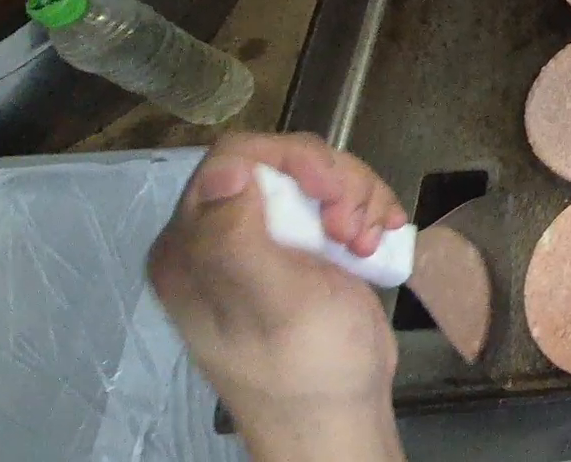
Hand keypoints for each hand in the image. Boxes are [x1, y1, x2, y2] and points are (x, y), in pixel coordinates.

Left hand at [148, 133, 410, 461]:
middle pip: (287, 160)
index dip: (293, 159)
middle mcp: (223, 235)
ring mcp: (268, 241)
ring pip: (323, 175)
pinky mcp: (307, 248)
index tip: (332, 192)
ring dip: (360, 199)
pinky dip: (372, 210)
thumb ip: (237, 239)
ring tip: (367, 244)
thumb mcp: (274, 303)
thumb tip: (223, 168)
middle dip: (336, 183)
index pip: (236, 157)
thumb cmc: (305, 364)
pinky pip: (345, 198)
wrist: (341, 414)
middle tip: (352, 228)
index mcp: (193, 247)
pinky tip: (377, 243)